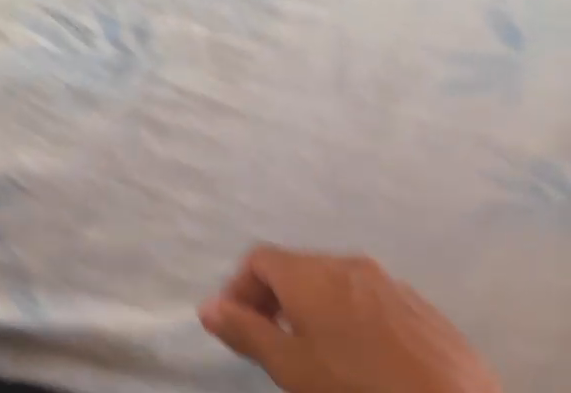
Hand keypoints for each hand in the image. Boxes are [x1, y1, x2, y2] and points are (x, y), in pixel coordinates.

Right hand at [199, 245, 501, 392]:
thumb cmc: (358, 383)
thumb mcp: (289, 365)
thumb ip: (243, 330)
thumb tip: (208, 307)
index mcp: (310, 271)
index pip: (257, 260)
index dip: (239, 289)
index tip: (239, 323)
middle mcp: (350, 266)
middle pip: (299, 270)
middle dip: (280, 299)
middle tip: (277, 338)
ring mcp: (397, 289)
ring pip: (341, 288)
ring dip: (322, 310)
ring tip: (324, 351)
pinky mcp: (433, 316)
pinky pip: (379, 306)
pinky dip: (362, 322)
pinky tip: (371, 359)